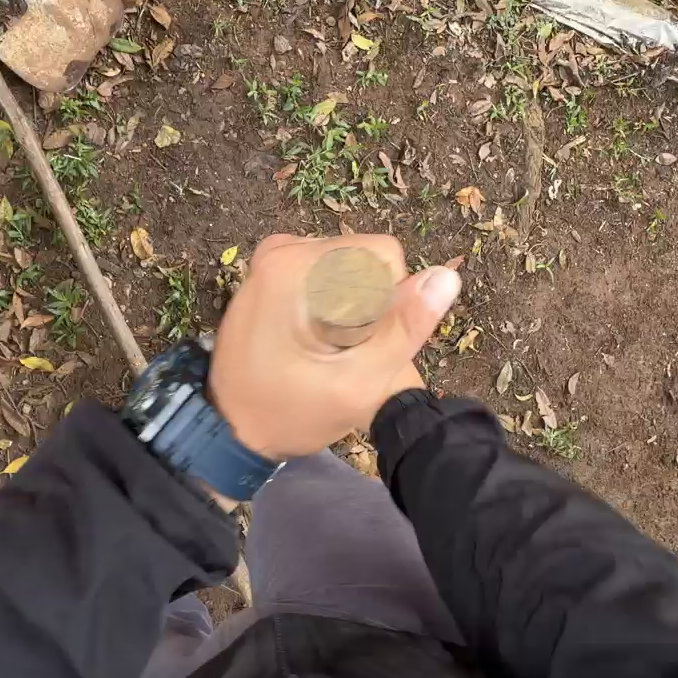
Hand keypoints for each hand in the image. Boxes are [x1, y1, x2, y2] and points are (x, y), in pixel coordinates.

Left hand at [209, 234, 460, 460]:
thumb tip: (448, 275)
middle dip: (370, 307)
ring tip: (325, 351)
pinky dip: (335, 305)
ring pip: (352, 267)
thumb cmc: (290, 414)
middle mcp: (281, 248)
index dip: (390, 305)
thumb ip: (404, 330)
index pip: (384, 256)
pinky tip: (315, 341)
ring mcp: (273, 257)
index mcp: (294, 265)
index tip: (359, 345)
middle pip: (367, 259)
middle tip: (340, 354)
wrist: (228, 429)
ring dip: (354, 308)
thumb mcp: (357, 384)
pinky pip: (330, 274)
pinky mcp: (272, 270)